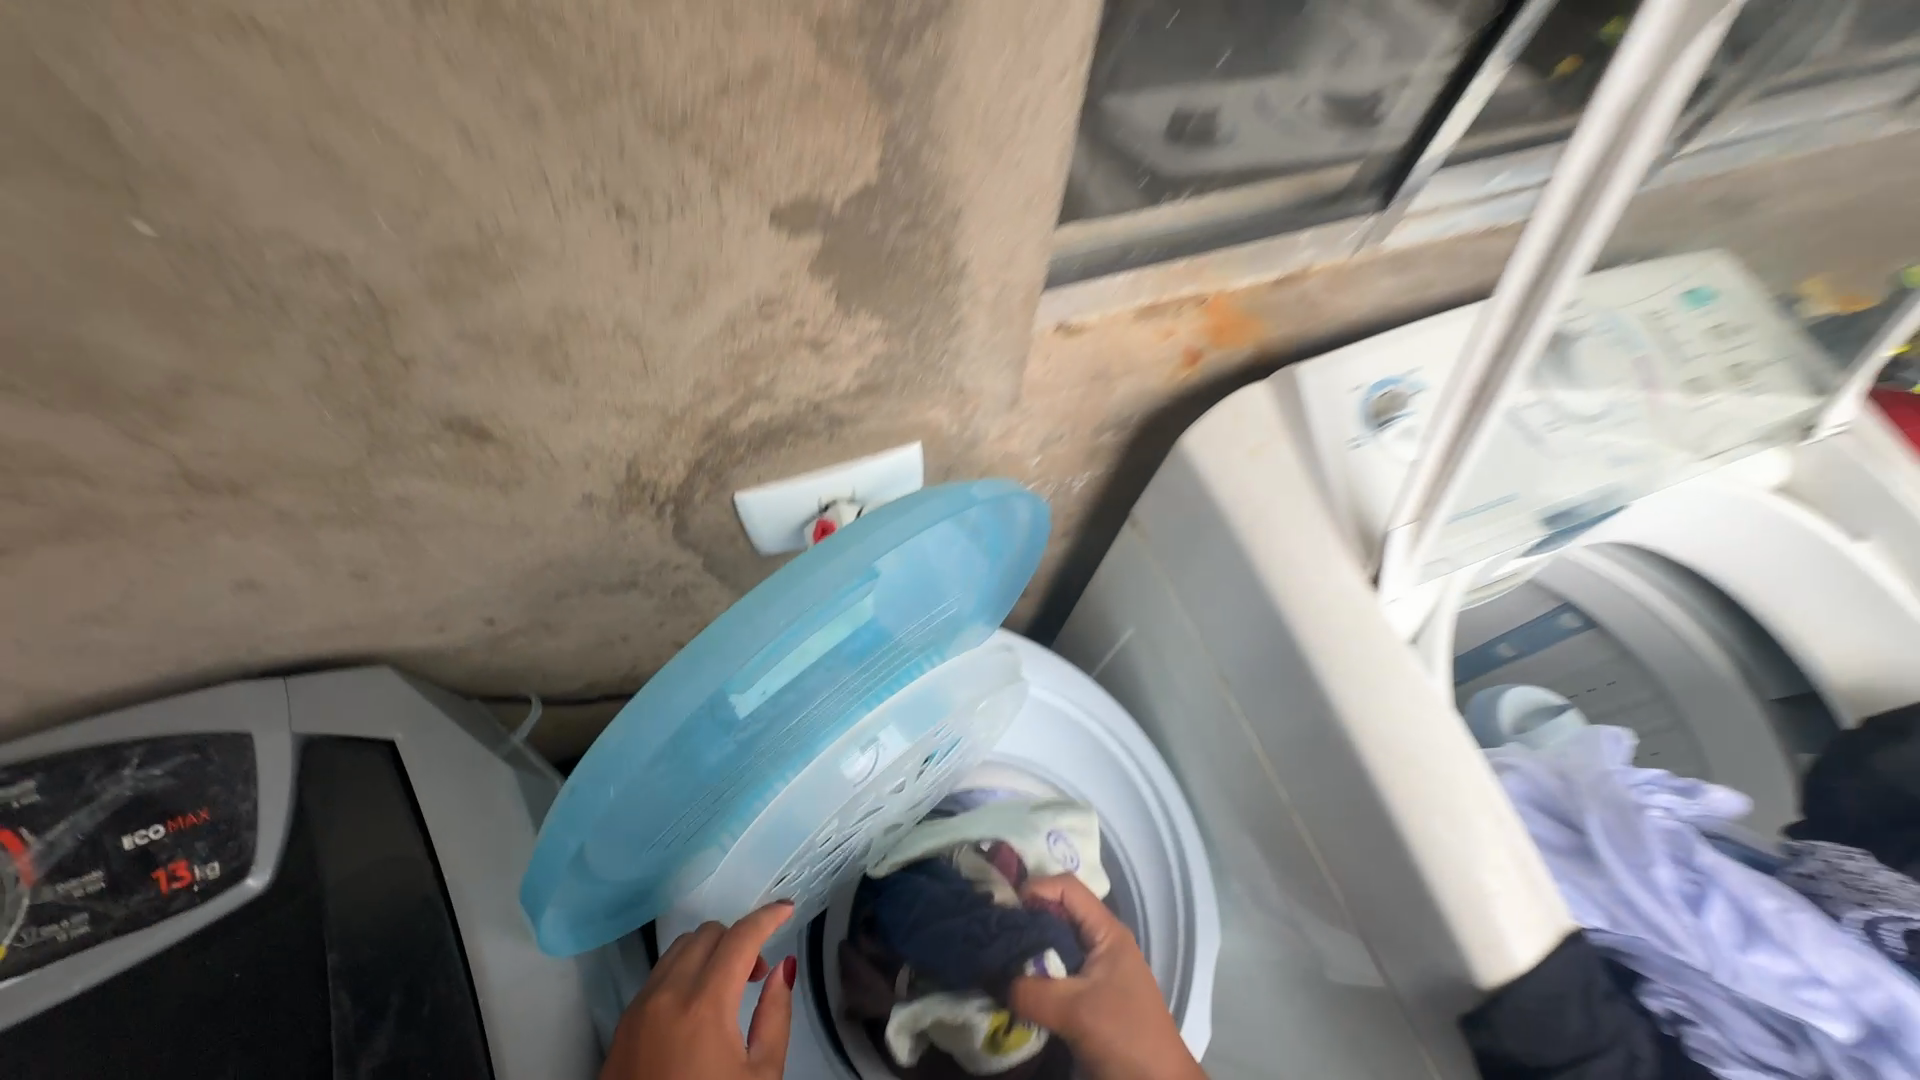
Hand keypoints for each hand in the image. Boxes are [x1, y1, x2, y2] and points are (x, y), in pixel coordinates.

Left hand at [600, 902, 796, 1079]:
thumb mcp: (760, 1077)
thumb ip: (775, 1015)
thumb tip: (782, 970)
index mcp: (705, 1004)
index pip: (741, 936)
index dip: (768, 916)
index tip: (787, 908)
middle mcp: (667, 994)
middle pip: (707, 933)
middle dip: (739, 938)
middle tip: (757, 972)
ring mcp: (639, 1009)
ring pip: (679, 949)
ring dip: (710, 952)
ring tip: (728, 990)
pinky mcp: (622, 1027)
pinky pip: (658, 975)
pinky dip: (684, 972)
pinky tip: (698, 1008)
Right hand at [1007, 875, 1204, 1079]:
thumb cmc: (1126, 1036)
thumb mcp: (1075, 1011)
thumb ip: (1030, 991)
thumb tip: (991, 977)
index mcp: (1106, 931)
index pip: (1067, 887)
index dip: (1035, 889)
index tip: (1004, 909)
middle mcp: (1100, 942)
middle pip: (1057, 913)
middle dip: (1024, 921)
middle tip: (990, 933)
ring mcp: (1094, 970)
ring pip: (1053, 945)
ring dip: (1026, 951)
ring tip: (994, 959)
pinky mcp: (1086, 996)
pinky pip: (1053, 973)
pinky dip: (1032, 975)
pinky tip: (1011, 986)